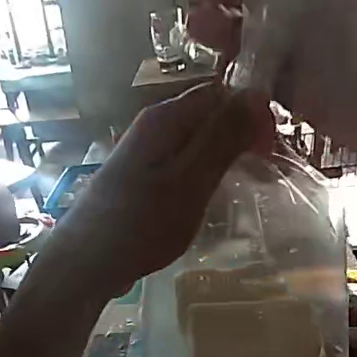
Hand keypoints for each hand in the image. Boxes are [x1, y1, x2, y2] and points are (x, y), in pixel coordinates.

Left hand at [31, 82, 269, 300]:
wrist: (85, 263)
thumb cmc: (140, 224)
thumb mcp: (190, 181)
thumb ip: (222, 138)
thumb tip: (257, 93)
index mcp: (165, 119)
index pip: (222, 93)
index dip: (252, 115)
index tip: (271, 152)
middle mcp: (151, 127)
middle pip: (208, 116)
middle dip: (240, 137)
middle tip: (265, 173)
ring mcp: (141, 154)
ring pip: (194, 143)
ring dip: (222, 159)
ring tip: (243, 188)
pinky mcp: (137, 180)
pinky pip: (178, 166)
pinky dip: (200, 177)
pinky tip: (207, 201)